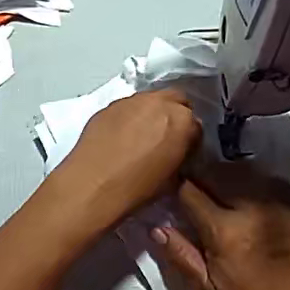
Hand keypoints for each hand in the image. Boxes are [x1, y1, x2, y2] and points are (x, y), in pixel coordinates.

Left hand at [45, 88, 199, 232]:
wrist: (92, 186)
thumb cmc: (137, 188)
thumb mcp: (172, 180)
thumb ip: (180, 159)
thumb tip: (176, 156)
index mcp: (183, 122)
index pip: (196, 126)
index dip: (190, 141)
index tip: (183, 153)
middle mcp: (160, 103)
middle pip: (177, 102)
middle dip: (175, 117)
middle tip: (166, 139)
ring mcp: (132, 101)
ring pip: (151, 101)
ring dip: (152, 114)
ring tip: (142, 137)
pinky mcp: (109, 106)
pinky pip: (127, 107)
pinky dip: (130, 118)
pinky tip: (122, 137)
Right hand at [151, 163, 289, 289]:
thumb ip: (181, 256)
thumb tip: (157, 228)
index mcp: (224, 229)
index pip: (190, 191)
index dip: (176, 190)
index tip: (169, 195)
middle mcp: (250, 207)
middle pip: (216, 175)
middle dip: (200, 181)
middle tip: (192, 196)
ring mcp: (274, 204)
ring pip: (241, 176)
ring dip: (224, 181)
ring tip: (217, 198)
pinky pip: (262, 186)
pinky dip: (248, 188)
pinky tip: (245, 205)